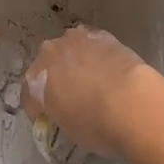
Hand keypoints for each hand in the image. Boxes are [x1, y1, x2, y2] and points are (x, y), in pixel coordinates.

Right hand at [23, 26, 163, 156]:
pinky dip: (96, 56)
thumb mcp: (69, 129)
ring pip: (69, 50)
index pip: (29, 94)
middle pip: (48, 64)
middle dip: (56, 78)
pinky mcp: (100, 34)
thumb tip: (66, 109)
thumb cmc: (97, 125)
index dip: (38, 108)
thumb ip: (60, 113)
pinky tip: (108, 71)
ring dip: (75, 62)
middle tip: (71, 98)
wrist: (134, 103)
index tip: (50, 119)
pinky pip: (92, 45)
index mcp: (35, 78)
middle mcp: (49, 52)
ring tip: (93, 82)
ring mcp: (75, 39)